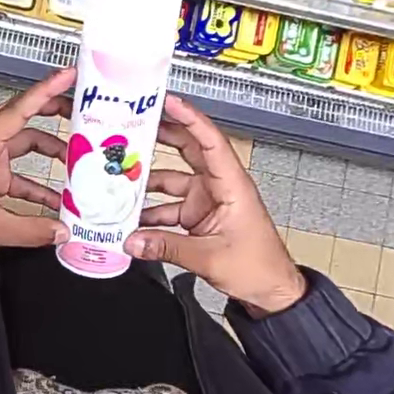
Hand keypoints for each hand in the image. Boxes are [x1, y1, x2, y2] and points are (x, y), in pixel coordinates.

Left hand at [0, 67, 72, 269]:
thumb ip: (33, 229)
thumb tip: (61, 230)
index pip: (20, 109)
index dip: (47, 90)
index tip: (67, 75)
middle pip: (24, 117)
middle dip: (54, 110)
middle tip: (80, 107)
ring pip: (25, 142)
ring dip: (50, 149)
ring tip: (76, 156)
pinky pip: (21, 170)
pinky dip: (38, 181)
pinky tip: (56, 196)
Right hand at [126, 95, 306, 316]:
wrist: (271, 291)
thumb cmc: (260, 267)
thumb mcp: (209, 257)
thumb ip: (166, 247)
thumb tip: (133, 240)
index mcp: (232, 185)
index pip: (210, 141)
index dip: (189, 118)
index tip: (168, 102)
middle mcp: (219, 187)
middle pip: (188, 151)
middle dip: (162, 137)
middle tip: (134, 126)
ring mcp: (207, 202)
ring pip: (172, 181)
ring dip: (149, 181)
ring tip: (122, 177)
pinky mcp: (199, 218)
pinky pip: (169, 207)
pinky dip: (150, 212)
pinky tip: (131, 217)